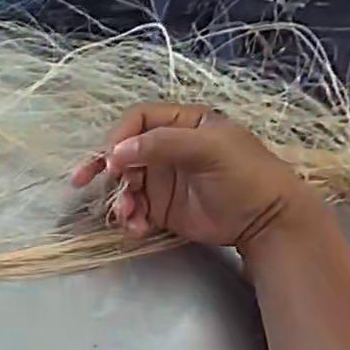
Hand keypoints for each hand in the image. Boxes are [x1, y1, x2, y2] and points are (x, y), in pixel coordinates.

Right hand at [69, 103, 325, 255]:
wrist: (265, 220)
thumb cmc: (245, 175)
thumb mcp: (209, 150)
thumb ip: (164, 145)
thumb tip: (119, 151)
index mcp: (182, 124)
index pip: (139, 121)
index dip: (120, 137)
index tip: (110, 160)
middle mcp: (168, 149)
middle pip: (124, 153)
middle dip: (106, 169)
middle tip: (84, 183)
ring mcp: (163, 180)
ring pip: (126, 185)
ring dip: (119, 200)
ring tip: (126, 215)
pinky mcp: (162, 210)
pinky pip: (135, 210)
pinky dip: (131, 219)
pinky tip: (137, 228)